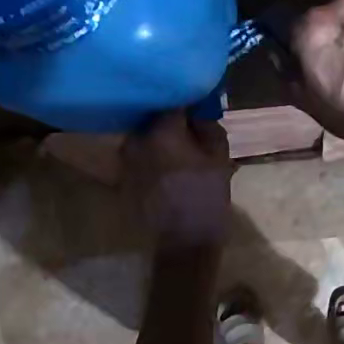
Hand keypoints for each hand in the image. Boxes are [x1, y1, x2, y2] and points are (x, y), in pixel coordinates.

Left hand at [124, 111, 230, 253]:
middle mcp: (137, 141)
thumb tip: (199, 112)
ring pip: (145, 138)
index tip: (198, 106)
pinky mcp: (123, 178)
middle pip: (153, 119)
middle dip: (171, 120)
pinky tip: (167, 166)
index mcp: (161, 132)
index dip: (187, 102)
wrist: (185, 241)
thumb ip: (209, 127)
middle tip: (190, 126)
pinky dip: (151, 156)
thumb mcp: (219, 158)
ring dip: (159, 139)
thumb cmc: (207, 196)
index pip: (172, 102)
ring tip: (179, 147)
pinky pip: (139, 157)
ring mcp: (126, 160)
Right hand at [287, 0, 343, 159]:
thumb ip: (282, 68)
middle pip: (308, 13)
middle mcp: (333, 3)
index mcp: (309, 24)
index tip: (284, 55)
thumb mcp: (301, 97)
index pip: (278, 22)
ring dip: (329, 28)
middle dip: (306, 31)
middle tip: (309, 57)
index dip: (280, 41)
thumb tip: (277, 53)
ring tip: (335, 55)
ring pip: (332, 12)